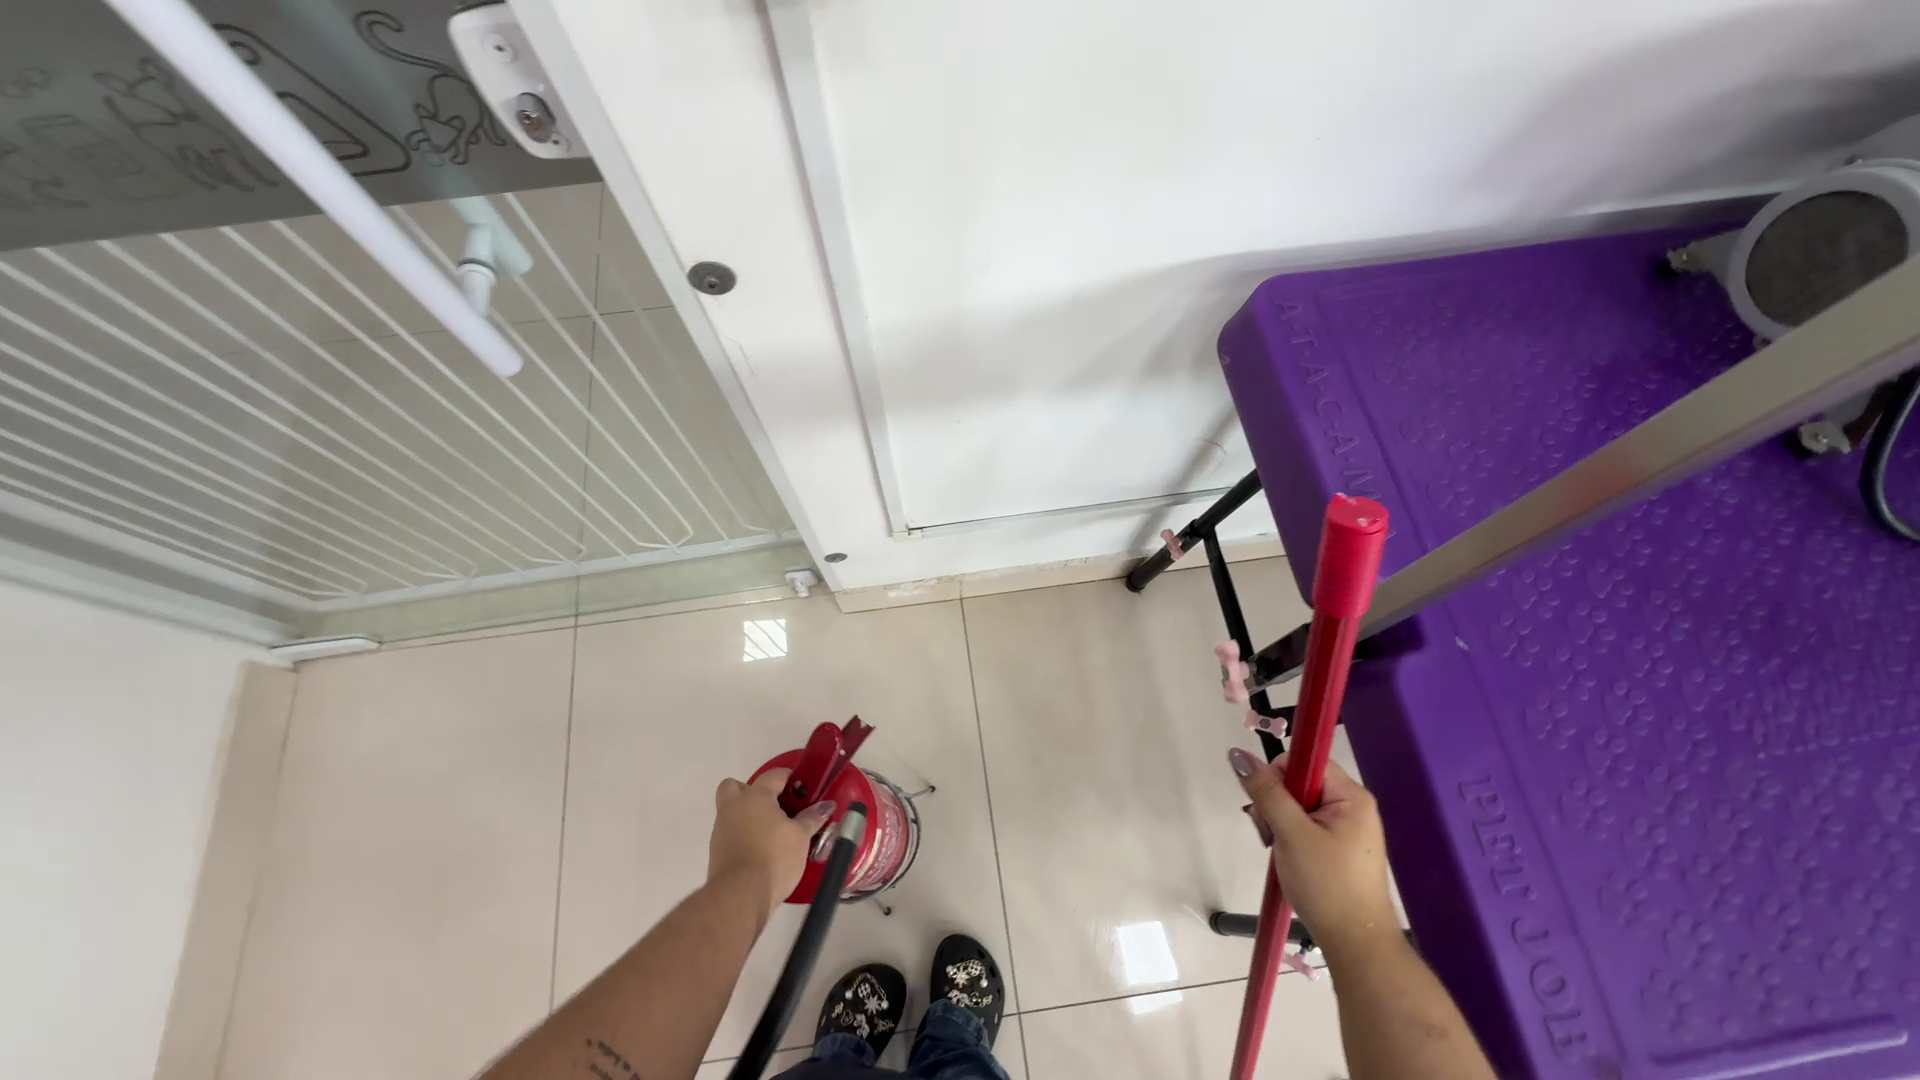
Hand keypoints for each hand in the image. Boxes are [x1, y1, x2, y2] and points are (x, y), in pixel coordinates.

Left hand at [708, 769, 836, 914]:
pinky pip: (730, 832)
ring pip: (731, 811)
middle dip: (752, 791)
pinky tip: (761, 850)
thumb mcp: (800, 838)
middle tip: (774, 806)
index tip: (804, 790)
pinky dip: (743, 835)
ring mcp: (721, 829)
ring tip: (772, 833)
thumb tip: (825, 806)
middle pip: (735, 786)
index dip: (790, 778)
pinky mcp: (716, 851)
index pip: (774, 775)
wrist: (740, 895)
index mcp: (755, 796)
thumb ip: (811, 818)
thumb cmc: (774, 858)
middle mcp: (733, 807)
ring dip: (747, 815)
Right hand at [1229, 746, 1398, 958]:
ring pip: (1297, 806)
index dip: (1279, 776)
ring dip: (1278, 823)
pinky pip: (1304, 826)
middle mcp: (1351, 806)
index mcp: (1351, 796)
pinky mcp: (1337, 848)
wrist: (1355, 944)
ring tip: (1279, 851)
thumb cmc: (1327, 885)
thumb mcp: (1291, 834)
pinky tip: (1286, 858)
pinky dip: (1287, 837)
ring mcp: (1345, 829)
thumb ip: (1266, 792)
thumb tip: (1238, 754)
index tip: (1268, 806)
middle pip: (1298, 784)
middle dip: (1275, 804)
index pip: (1305, 762)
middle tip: (1271, 835)